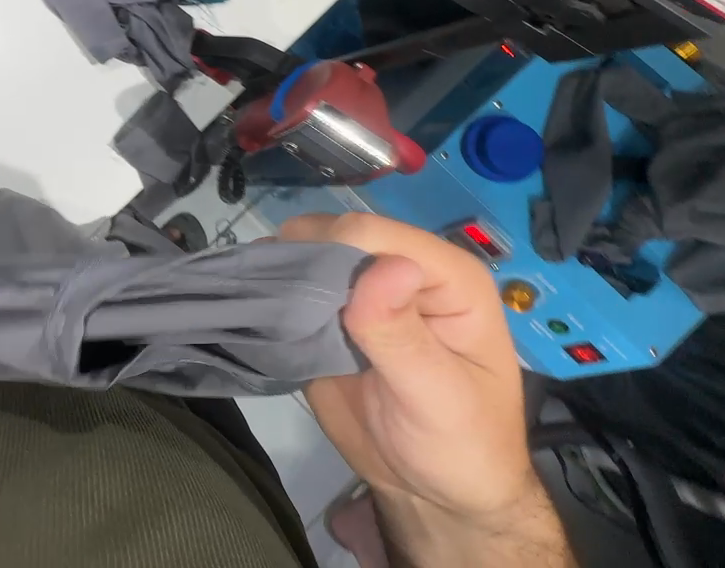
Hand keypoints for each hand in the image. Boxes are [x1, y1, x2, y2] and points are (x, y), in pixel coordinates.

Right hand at [283, 213, 537, 521]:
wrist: (430, 491)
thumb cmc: (460, 447)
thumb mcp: (438, 398)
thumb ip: (403, 334)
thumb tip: (386, 266)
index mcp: (446, 277)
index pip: (372, 233)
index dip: (335, 256)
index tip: (315, 305)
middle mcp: (402, 268)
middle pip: (331, 233)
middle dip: (301, 261)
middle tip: (290, 313)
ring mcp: (362, 286)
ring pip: (304, 248)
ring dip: (280, 273)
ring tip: (272, 313)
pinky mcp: (327, 307)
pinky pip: (289, 277)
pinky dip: (270, 289)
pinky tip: (264, 314)